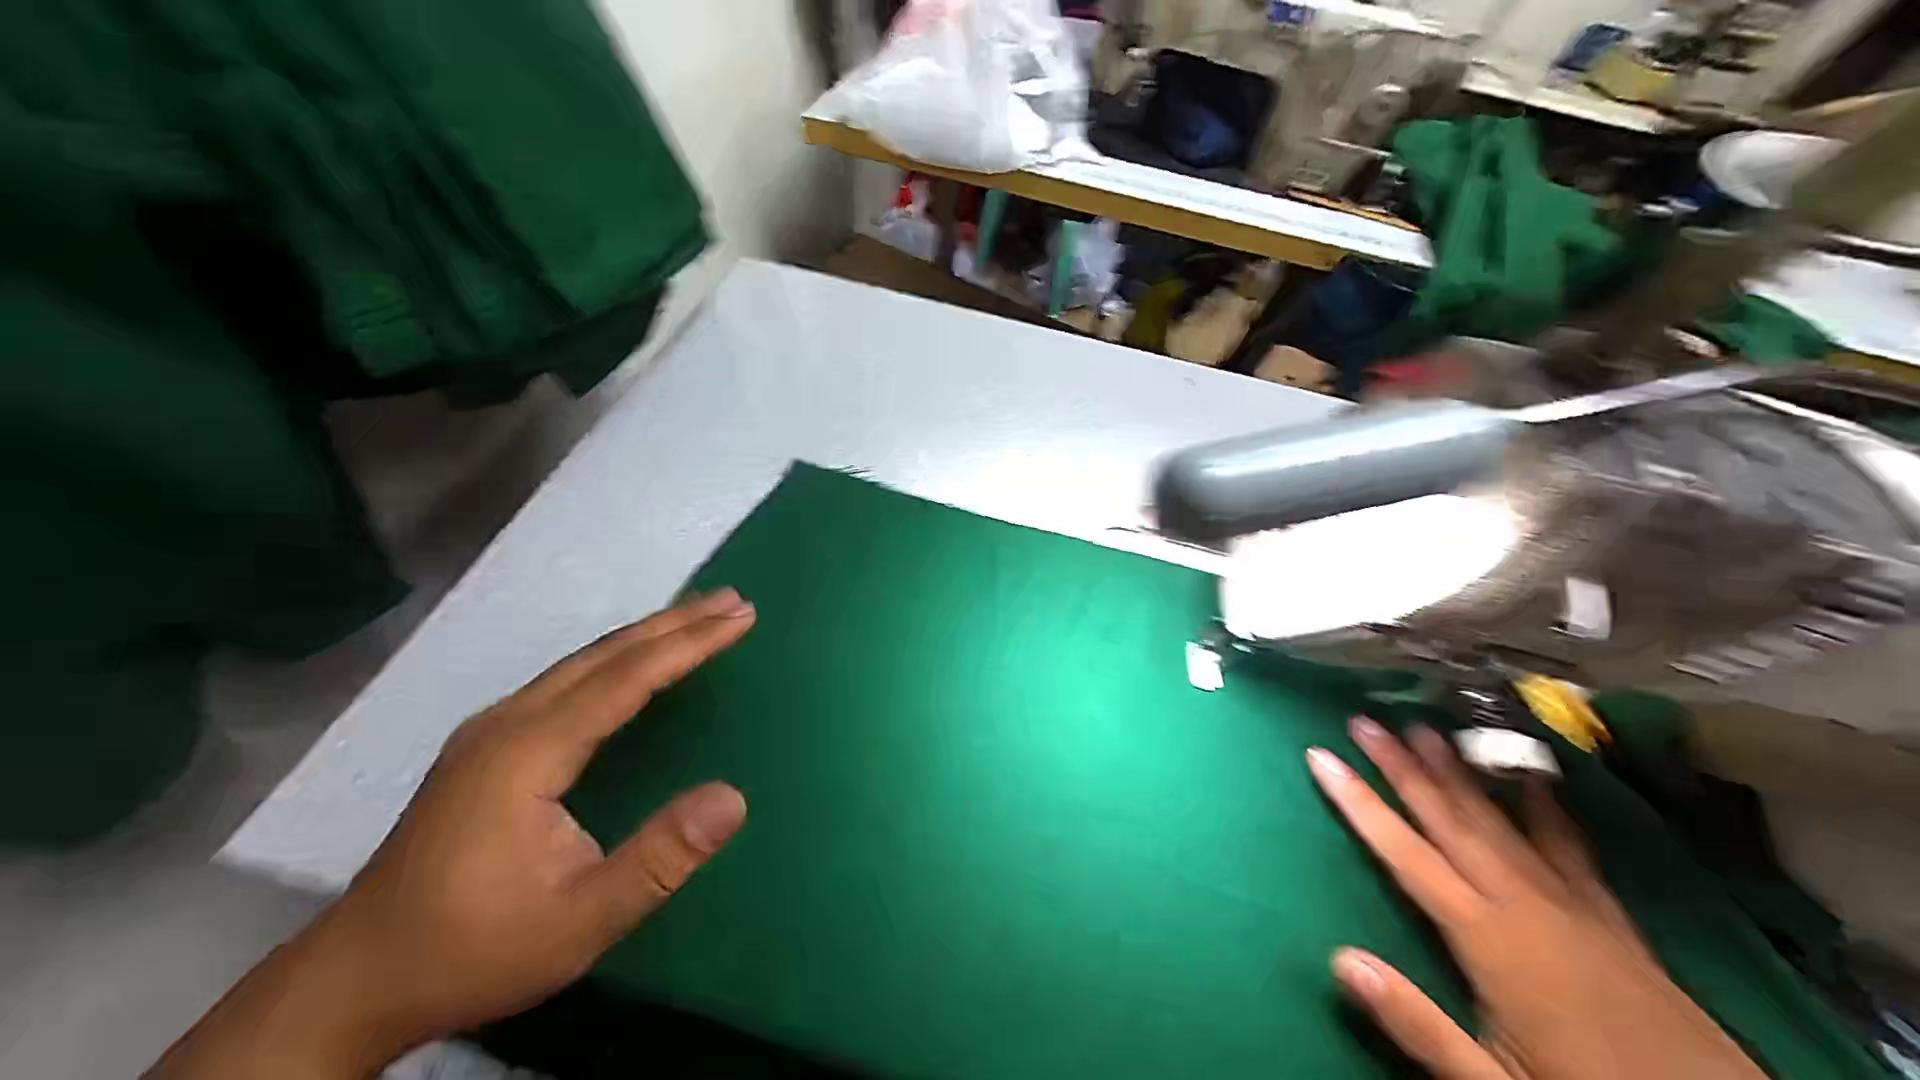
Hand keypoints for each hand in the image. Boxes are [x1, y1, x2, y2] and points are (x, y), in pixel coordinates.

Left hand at [152, 589, 758, 1078]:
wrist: (355, 981)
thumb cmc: (475, 950)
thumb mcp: (581, 921)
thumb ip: (660, 859)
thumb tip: (735, 797)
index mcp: (527, 752)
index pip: (626, 678)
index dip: (689, 644)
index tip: (741, 618)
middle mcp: (507, 722)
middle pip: (605, 654)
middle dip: (675, 622)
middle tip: (734, 600)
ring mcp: (490, 729)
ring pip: (582, 661)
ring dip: (647, 634)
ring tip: (699, 616)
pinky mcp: (486, 744)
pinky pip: (567, 679)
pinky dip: (617, 658)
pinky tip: (634, 662)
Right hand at [1308, 718, 1764, 1079]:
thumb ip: (1417, 1023)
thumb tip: (1340, 959)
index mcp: (1486, 937)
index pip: (1404, 854)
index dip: (1358, 802)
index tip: (1322, 758)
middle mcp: (1523, 903)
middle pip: (1449, 821)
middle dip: (1402, 768)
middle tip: (1366, 722)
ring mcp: (1570, 903)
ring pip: (1499, 821)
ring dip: (1457, 772)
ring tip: (1427, 730)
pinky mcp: (1609, 915)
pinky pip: (1569, 846)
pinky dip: (1547, 805)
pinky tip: (1533, 775)